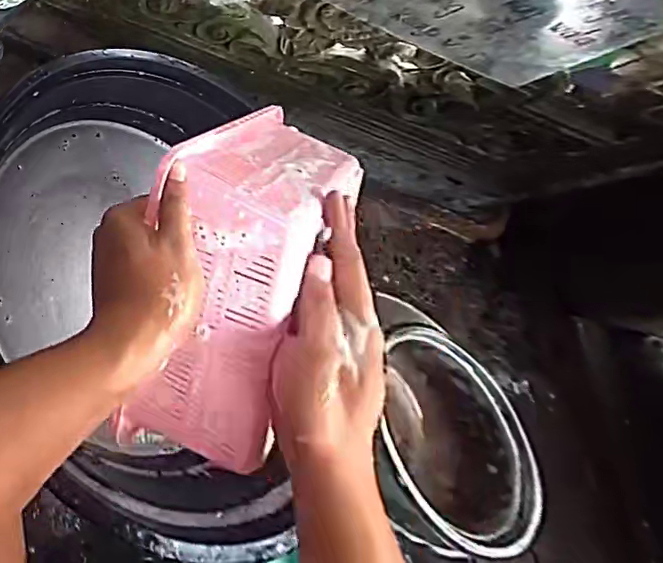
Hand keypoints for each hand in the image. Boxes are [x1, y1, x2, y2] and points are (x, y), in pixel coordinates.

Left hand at [88, 162, 202, 388]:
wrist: (127, 349)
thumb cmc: (154, 300)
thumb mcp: (179, 244)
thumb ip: (177, 204)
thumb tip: (177, 173)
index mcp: (120, 216)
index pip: (157, 202)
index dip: (178, 223)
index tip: (188, 240)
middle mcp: (106, 234)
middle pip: (151, 227)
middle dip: (171, 246)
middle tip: (182, 268)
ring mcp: (106, 261)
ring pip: (147, 252)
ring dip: (163, 266)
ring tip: (171, 288)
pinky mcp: (109, 285)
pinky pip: (138, 274)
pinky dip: (152, 284)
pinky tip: (161, 301)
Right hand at [271, 191, 384, 482]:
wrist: (327, 463)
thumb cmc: (317, 414)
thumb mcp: (314, 358)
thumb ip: (319, 310)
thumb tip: (318, 261)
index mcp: (356, 325)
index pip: (349, 264)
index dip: (342, 228)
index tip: (336, 198)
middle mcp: (357, 329)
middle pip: (349, 271)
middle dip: (341, 235)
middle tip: (331, 205)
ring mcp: (347, 343)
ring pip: (339, 287)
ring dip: (331, 256)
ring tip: (320, 233)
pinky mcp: (331, 353)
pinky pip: (327, 304)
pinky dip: (320, 281)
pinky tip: (305, 283)